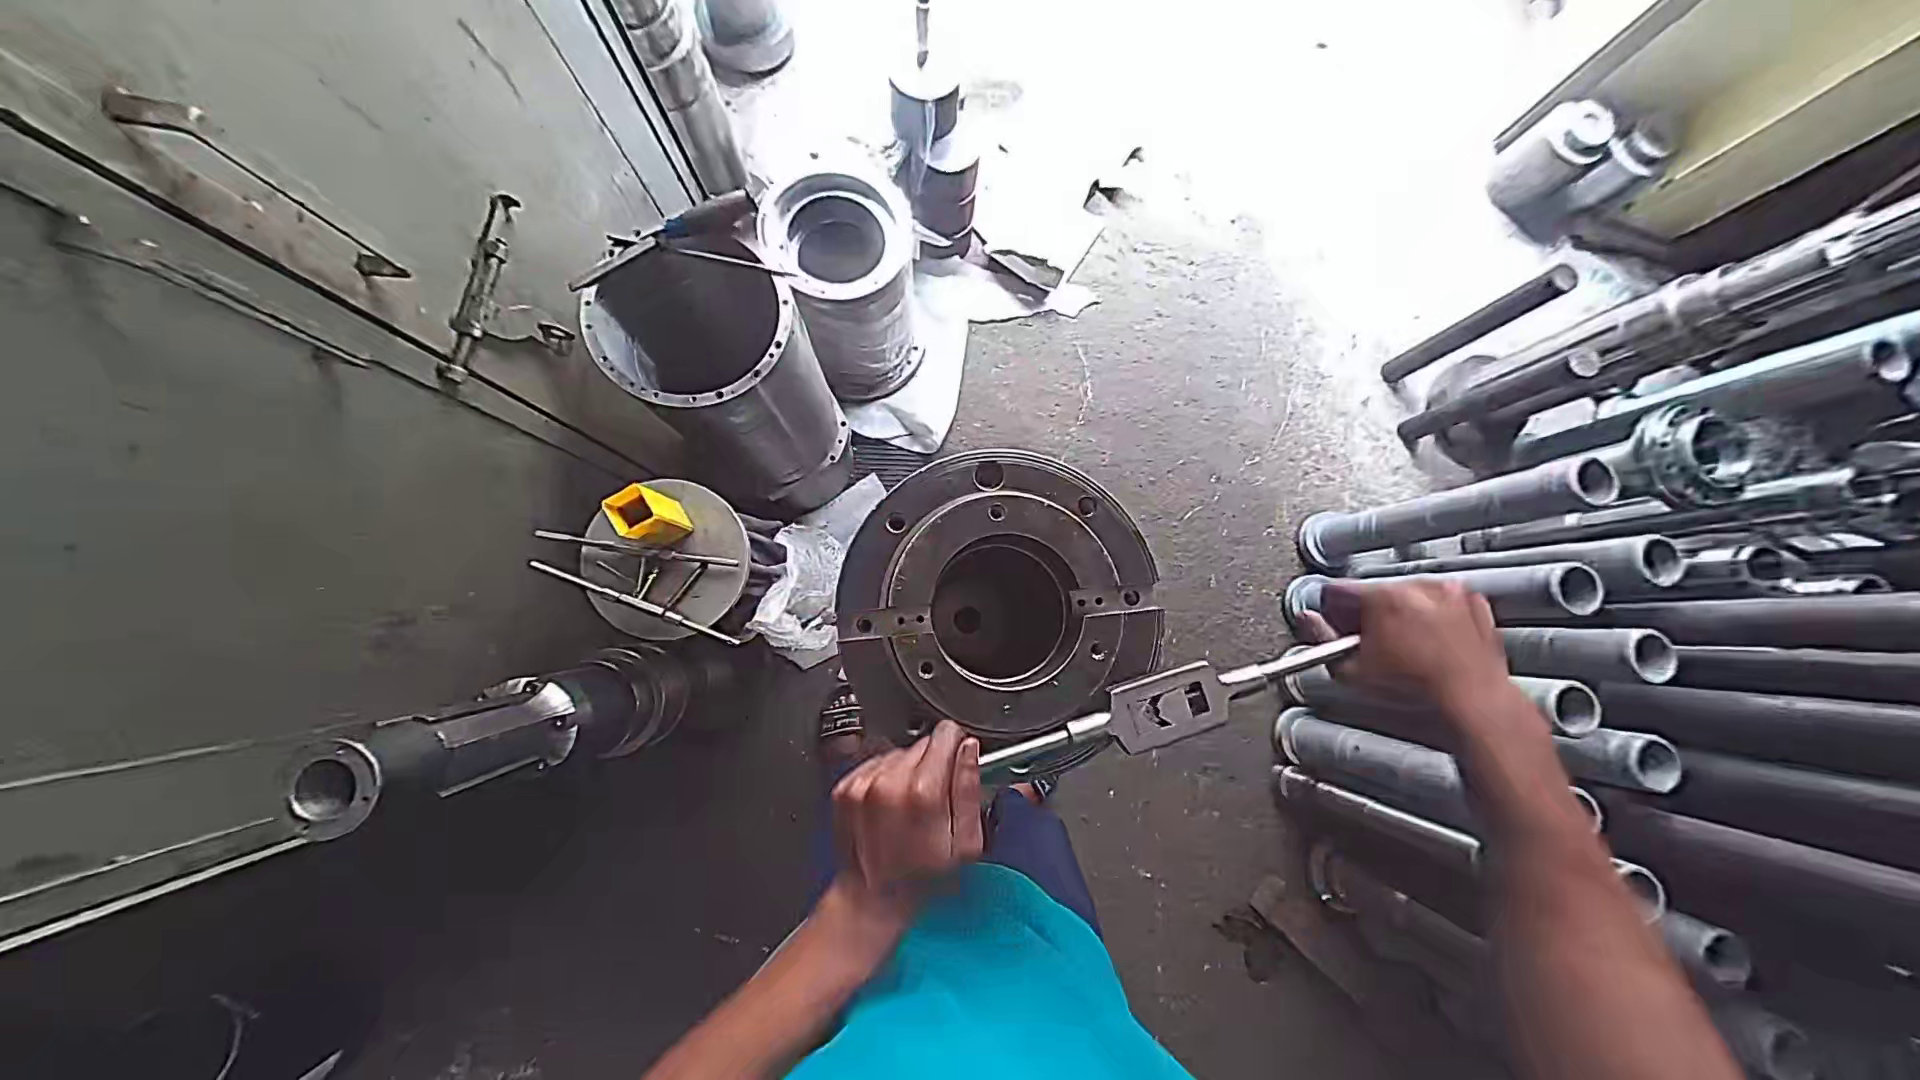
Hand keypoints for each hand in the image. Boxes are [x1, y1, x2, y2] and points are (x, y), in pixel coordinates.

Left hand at [827, 719, 983, 927]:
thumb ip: (969, 787)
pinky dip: (885, 780)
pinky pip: (876, 766)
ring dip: (907, 773)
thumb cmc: (921, 881)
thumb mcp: (965, 843)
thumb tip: (970, 749)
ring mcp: (864, 783)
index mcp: (923, 791)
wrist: (871, 901)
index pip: (946, 734)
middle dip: (932, 766)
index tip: (957, 763)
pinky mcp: (846, 788)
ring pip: (899, 754)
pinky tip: (889, 810)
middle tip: (933, 802)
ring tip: (909, 810)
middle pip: (922, 744)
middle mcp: (889, 780)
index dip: (956, 748)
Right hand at [1300, 579, 1508, 710]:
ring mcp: (1448, 593)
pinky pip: (1437, 602)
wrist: (1474, 701)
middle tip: (1369, 642)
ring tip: (1401, 646)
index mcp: (1383, 596)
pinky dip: (1429, 616)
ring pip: (1404, 595)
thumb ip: (1321, 637)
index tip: (1337, 626)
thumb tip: (1308, 619)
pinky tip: (1425, 642)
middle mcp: (1416, 587)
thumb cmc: (1419, 688)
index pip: (1336, 590)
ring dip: (1397, 614)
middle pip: (1371, 591)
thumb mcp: (1351, 670)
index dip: (1331, 611)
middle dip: (1366, 614)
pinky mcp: (1471, 603)